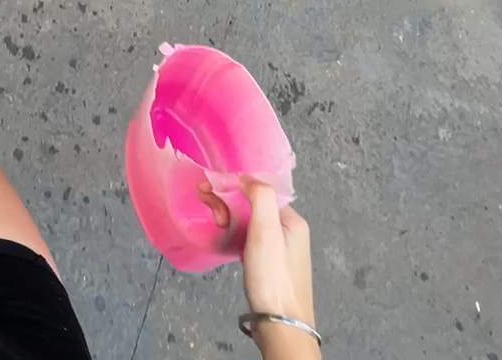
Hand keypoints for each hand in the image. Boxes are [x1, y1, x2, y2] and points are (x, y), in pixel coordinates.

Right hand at [199, 180, 315, 336]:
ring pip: (248, 218)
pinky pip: (248, 235)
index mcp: (292, 220)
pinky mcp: (268, 261)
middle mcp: (288, 230)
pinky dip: (233, 231)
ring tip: (216, 225)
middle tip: (210, 210)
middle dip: (227, 200)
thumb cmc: (272, 275)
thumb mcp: (266, 231)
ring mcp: (279, 247)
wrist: (280, 324)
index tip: (209, 189)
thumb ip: (260, 196)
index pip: (259, 188)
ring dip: (228, 215)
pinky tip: (224, 237)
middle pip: (252, 202)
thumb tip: (246, 177)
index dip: (234, 184)